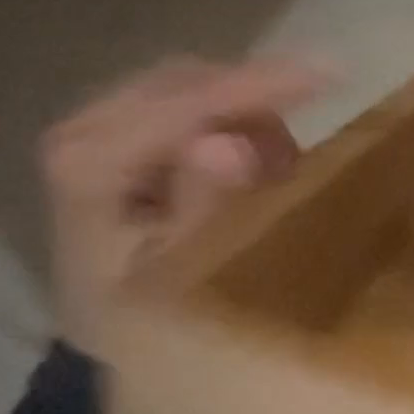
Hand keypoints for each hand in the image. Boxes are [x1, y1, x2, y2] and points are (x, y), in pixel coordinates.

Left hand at [38, 56, 330, 354]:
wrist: (111, 338)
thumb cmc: (152, 321)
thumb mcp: (181, 277)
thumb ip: (202, 208)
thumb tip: (230, 145)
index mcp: (92, 161)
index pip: (185, 104)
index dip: (257, 87)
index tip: (329, 75)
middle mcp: (84, 130)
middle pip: (184, 81)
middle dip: (256, 97)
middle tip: (312, 145)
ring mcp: (95, 129)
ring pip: (185, 86)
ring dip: (245, 111)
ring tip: (282, 165)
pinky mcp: (115, 138)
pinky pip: (182, 104)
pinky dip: (229, 119)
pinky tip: (254, 158)